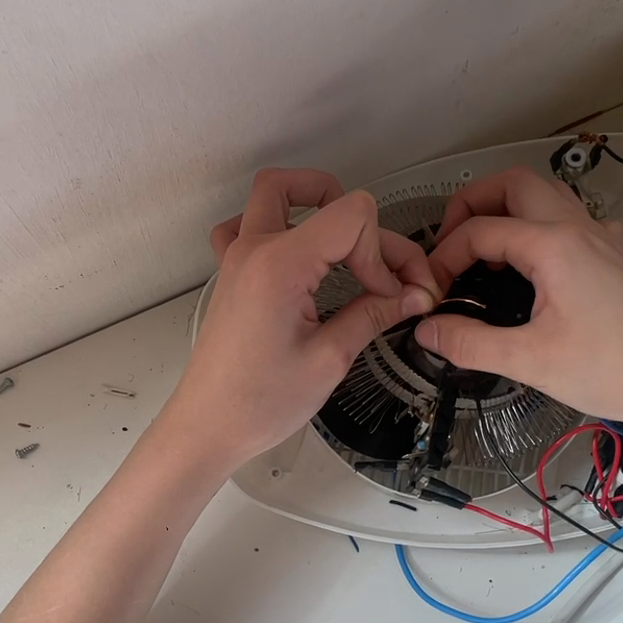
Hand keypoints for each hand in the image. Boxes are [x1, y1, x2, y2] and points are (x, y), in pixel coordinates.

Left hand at [161, 169, 436, 470]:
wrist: (208, 427)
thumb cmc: (259, 402)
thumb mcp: (329, 359)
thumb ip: (373, 315)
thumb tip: (414, 295)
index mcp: (280, 264)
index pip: (352, 216)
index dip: (382, 252)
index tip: (387, 296)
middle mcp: (255, 249)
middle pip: (324, 199)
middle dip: (368, 232)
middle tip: (394, 280)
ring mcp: (238, 259)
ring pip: (277, 195)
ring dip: (318, 207)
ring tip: (352, 248)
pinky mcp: (233, 276)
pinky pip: (247, 225)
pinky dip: (279, 225)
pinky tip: (302, 257)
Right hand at [416, 168, 622, 426]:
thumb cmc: (614, 369)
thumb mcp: (530, 362)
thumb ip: (470, 343)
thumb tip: (427, 331)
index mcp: (554, 246)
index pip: (480, 230)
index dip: (444, 256)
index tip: (431, 292)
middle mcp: (577, 229)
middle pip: (514, 184)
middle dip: (472, 204)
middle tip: (449, 244)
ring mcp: (599, 238)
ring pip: (544, 195)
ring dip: (506, 209)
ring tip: (481, 252)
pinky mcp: (611, 257)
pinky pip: (569, 220)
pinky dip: (537, 227)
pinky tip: (531, 266)